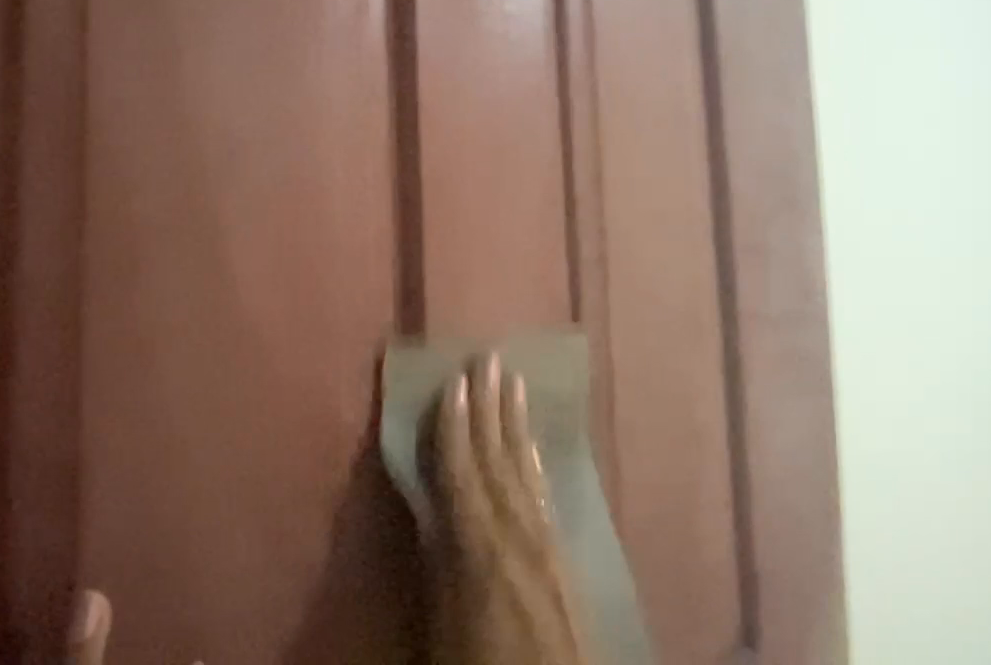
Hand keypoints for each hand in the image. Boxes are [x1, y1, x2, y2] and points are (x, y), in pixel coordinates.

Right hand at [431, 354, 589, 664]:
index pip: (461, 468)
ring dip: (515, 420)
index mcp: (478, 543)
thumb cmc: (483, 663)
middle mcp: (515, 528)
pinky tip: (532, 440)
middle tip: (488, 357)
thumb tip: (429, 507)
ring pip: (523, 465)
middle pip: (497, 455)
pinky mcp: (561, 551)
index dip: (454, 423)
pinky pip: (542, 489)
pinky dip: (533, 458)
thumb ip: (438, 558)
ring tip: (513, 380)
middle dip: (490, 405)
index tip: (453, 380)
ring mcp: (544, 536)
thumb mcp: (442, 619)